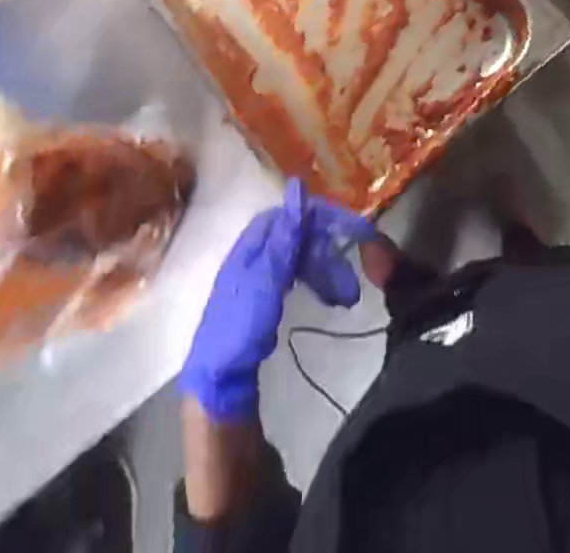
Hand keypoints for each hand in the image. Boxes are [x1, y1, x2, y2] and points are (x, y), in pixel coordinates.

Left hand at [179, 179, 376, 421]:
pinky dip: (314, 281)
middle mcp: (252, 257)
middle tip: (350, 277)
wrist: (219, 381)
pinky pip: (295, 277)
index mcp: (250, 247)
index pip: (286, 216)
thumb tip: (296, 188)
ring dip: (324, 268)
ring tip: (347, 295)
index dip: (316, 216)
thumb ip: (283, 238)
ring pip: (297, 259)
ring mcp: (257, 279)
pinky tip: (328, 297)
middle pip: (294, 238)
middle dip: (325, 250)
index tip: (348, 227)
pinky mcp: (263, 300)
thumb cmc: (241, 326)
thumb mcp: (265, 279)